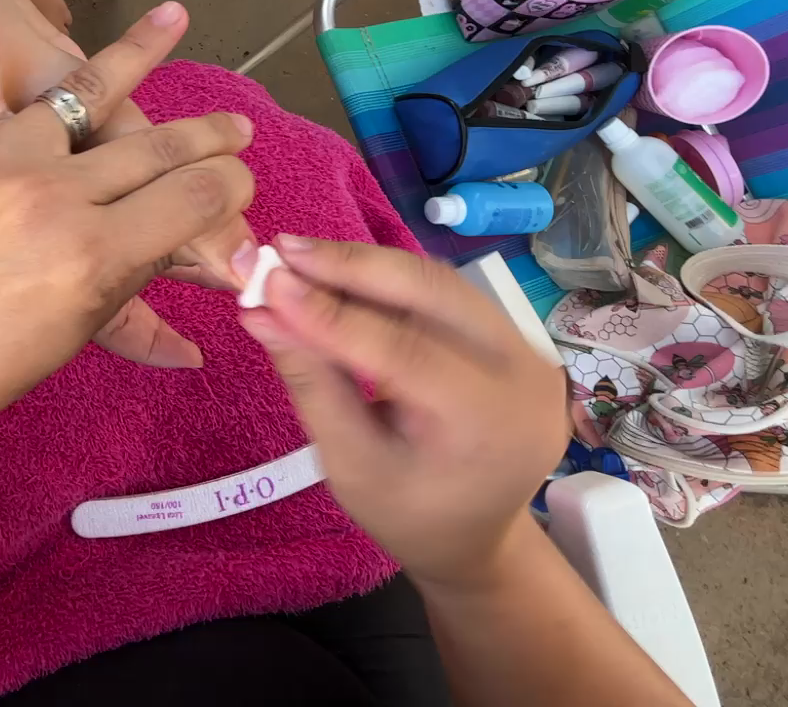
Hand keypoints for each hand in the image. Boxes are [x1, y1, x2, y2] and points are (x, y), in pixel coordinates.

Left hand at [0, 0, 255, 456]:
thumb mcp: (81, 334)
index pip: (200, 196)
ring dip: (141, 55)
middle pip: (160, 147)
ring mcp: (0, 157)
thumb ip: (149, 301)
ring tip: (178, 19)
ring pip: (91, 92)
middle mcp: (57, 196)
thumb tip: (216, 295)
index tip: (239, 191)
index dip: (233, 189)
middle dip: (211, 139)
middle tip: (236, 131)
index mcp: (98, 255)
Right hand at [239, 236, 567, 590]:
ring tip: (299, 256)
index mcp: (493, 426)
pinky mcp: (511, 333)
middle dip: (350, 266)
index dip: (332, 313)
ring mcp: (527, 348)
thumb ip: (309, 382)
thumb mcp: (348, 462)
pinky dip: (383, 278)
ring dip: (363, 264)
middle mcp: (526, 376)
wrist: (474, 536)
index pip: (407, 351)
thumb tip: (259, 312)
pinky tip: (337, 272)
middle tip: (283, 250)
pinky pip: (441, 291)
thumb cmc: (407, 514)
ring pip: (435, 280)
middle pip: (433, 293)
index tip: (271, 283)